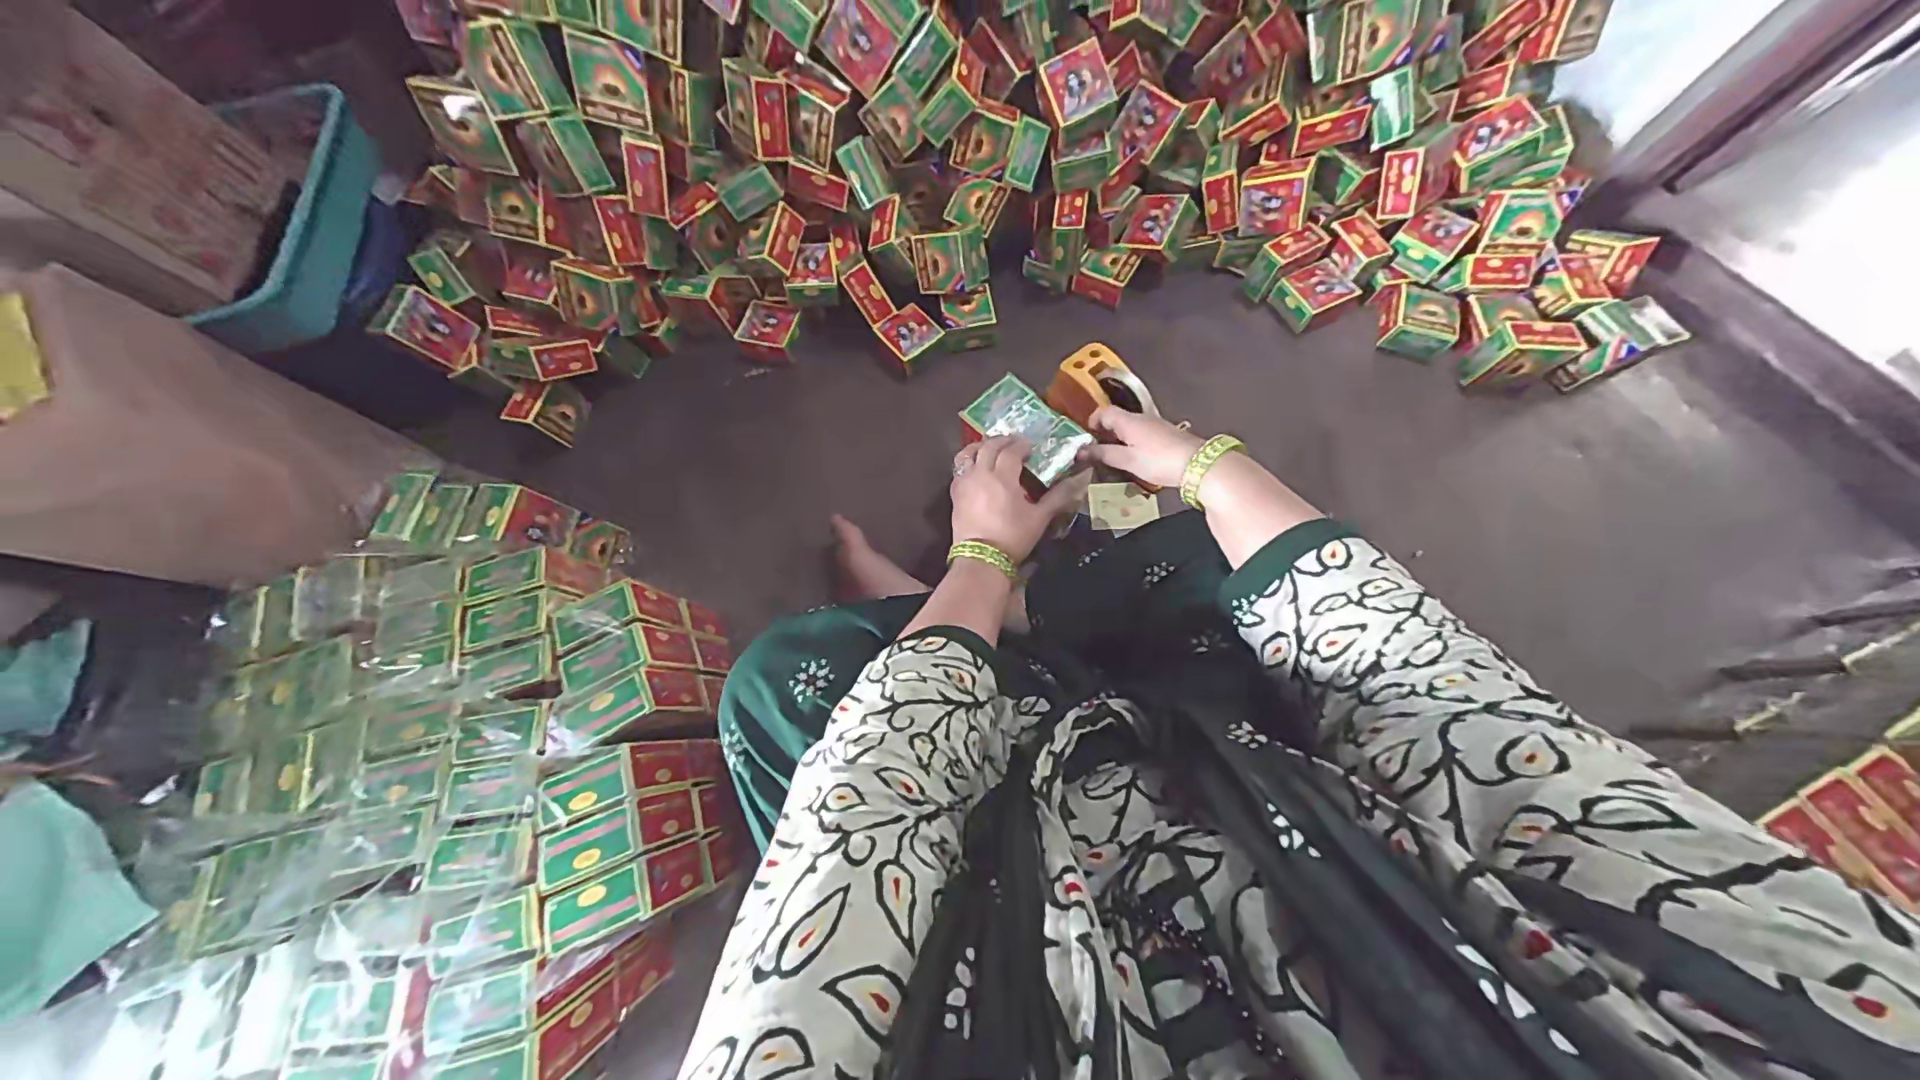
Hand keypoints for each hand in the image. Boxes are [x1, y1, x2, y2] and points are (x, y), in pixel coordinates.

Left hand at [950, 436, 1085, 562]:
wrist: (981, 559)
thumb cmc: (1013, 537)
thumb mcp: (1039, 518)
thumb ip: (1058, 496)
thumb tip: (1079, 479)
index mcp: (1003, 477)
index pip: (1011, 451)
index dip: (1021, 445)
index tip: (1030, 446)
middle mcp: (981, 474)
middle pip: (989, 447)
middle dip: (1002, 440)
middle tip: (1013, 442)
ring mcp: (965, 483)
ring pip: (968, 454)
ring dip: (981, 446)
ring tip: (991, 448)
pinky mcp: (955, 494)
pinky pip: (959, 469)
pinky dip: (968, 461)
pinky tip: (977, 468)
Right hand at [1079, 407, 1205, 488]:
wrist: (1197, 464)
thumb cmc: (1158, 460)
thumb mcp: (1127, 460)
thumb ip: (1103, 454)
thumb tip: (1081, 451)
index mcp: (1128, 421)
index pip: (1105, 412)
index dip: (1093, 422)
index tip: (1087, 438)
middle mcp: (1142, 418)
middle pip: (1118, 419)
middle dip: (1105, 433)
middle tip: (1096, 452)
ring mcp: (1156, 425)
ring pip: (1131, 427)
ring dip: (1119, 439)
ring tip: (1114, 458)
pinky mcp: (1166, 435)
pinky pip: (1142, 434)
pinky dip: (1133, 443)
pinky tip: (1134, 459)